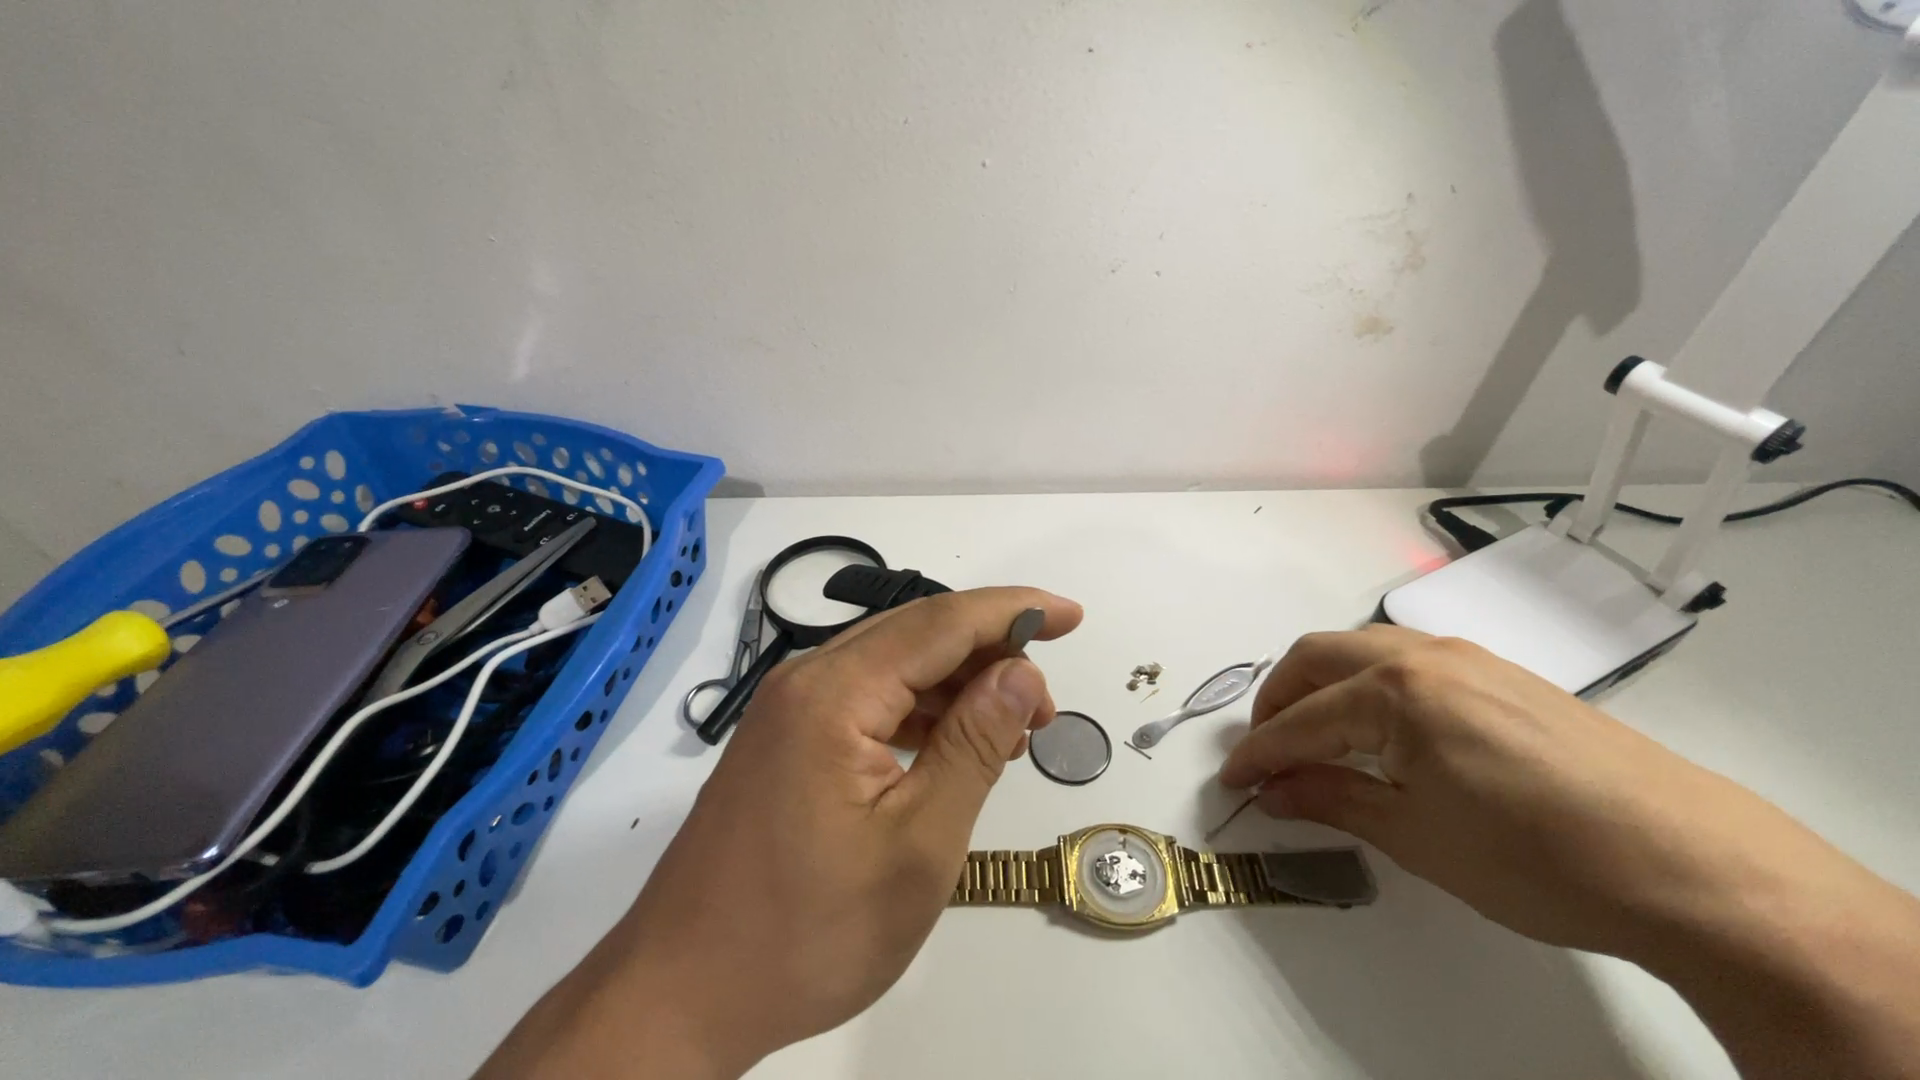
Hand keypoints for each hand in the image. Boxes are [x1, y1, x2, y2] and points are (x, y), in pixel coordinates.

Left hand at [479, 587, 1081, 1078]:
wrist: (683, 994)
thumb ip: (973, 745)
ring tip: (1009, 735)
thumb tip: (1021, 670)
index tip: (1073, 615)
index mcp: (833, 692)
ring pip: (888, 669)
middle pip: (913, 636)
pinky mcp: (780, 746)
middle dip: (989, 653)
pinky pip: (862, 703)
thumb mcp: (918, 844)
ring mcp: (785, 714)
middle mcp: (803, 683)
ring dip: (954, 688)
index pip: (940, 623)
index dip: (1013, 611)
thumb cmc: (811, 931)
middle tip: (1045, 705)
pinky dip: (915, 715)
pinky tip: (947, 750)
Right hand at [1217, 625, 1877, 957]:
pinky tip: (1382, 733)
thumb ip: (1333, 801)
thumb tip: (1277, 791)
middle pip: (1320, 657)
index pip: (1300, 721)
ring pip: (1366, 652)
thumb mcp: (1417, 837)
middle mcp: (1427, 657)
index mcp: (1395, 692)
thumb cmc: (1539, 857)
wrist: (1689, 864)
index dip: (1258, 753)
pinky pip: (1411, 663)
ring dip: (1324, 686)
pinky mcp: (1507, 677)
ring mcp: (1472, 660)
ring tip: (1316, 740)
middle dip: (1279, 699)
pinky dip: (1370, 687)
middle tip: (1264, 750)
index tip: (1234, 779)